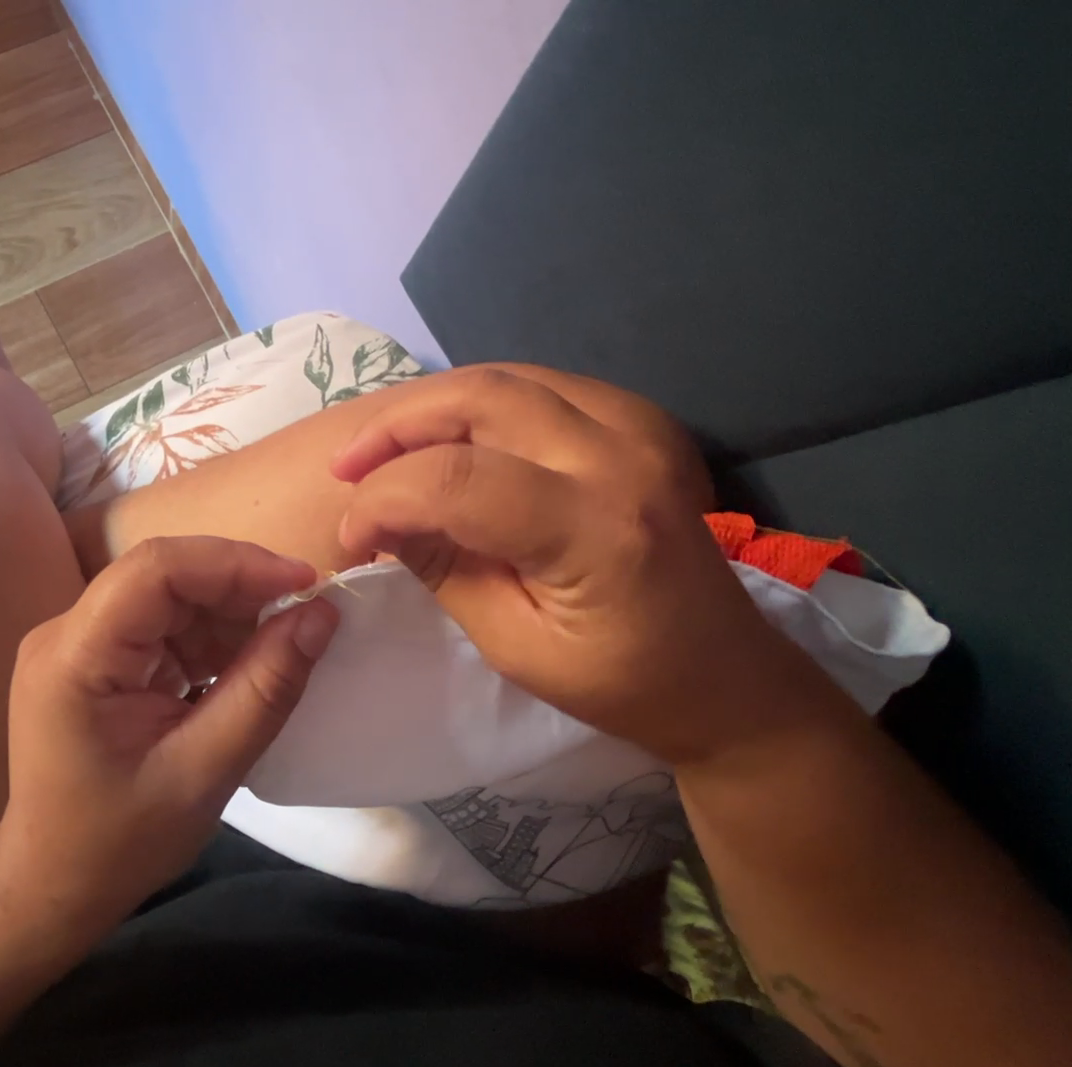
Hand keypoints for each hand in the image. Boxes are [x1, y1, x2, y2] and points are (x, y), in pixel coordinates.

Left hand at [0, 536, 338, 929]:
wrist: (57, 886)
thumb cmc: (120, 843)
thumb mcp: (204, 773)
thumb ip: (264, 691)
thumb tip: (320, 616)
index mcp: (74, 657)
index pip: (155, 570)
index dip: (235, 563)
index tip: (305, 584)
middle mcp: (68, 633)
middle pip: (165, 575)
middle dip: (241, 588)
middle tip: (306, 615)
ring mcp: (81, 643)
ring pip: (172, 596)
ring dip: (233, 615)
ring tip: (282, 649)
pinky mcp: (101, 658)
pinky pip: (167, 625)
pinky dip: (215, 639)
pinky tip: (247, 666)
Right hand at [332, 368, 818, 763]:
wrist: (725, 675)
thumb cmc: (620, 682)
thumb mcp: (514, 645)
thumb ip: (444, 569)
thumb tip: (376, 519)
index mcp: (594, 528)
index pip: (456, 481)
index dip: (382, 499)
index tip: (350, 537)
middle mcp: (620, 454)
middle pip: (479, 396)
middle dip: (395, 425)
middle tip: (347, 466)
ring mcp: (638, 425)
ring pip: (505, 378)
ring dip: (431, 407)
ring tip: (383, 451)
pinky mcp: (640, 419)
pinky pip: (538, 386)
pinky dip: (478, 405)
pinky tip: (449, 440)